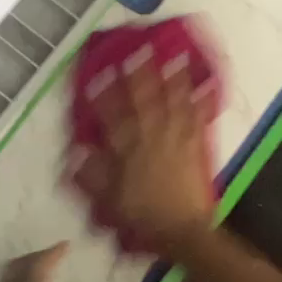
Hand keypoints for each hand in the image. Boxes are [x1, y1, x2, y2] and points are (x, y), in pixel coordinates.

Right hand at [69, 51, 218, 255]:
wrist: (183, 231)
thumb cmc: (144, 217)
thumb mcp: (111, 200)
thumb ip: (93, 176)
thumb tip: (77, 153)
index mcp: (129, 151)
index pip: (113, 118)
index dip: (105, 95)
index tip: (99, 74)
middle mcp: (153, 139)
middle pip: (146, 102)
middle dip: (141, 75)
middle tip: (140, 50)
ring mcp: (177, 140)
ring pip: (174, 103)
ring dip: (174, 79)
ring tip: (175, 56)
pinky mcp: (196, 146)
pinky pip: (198, 119)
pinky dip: (202, 100)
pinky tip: (205, 85)